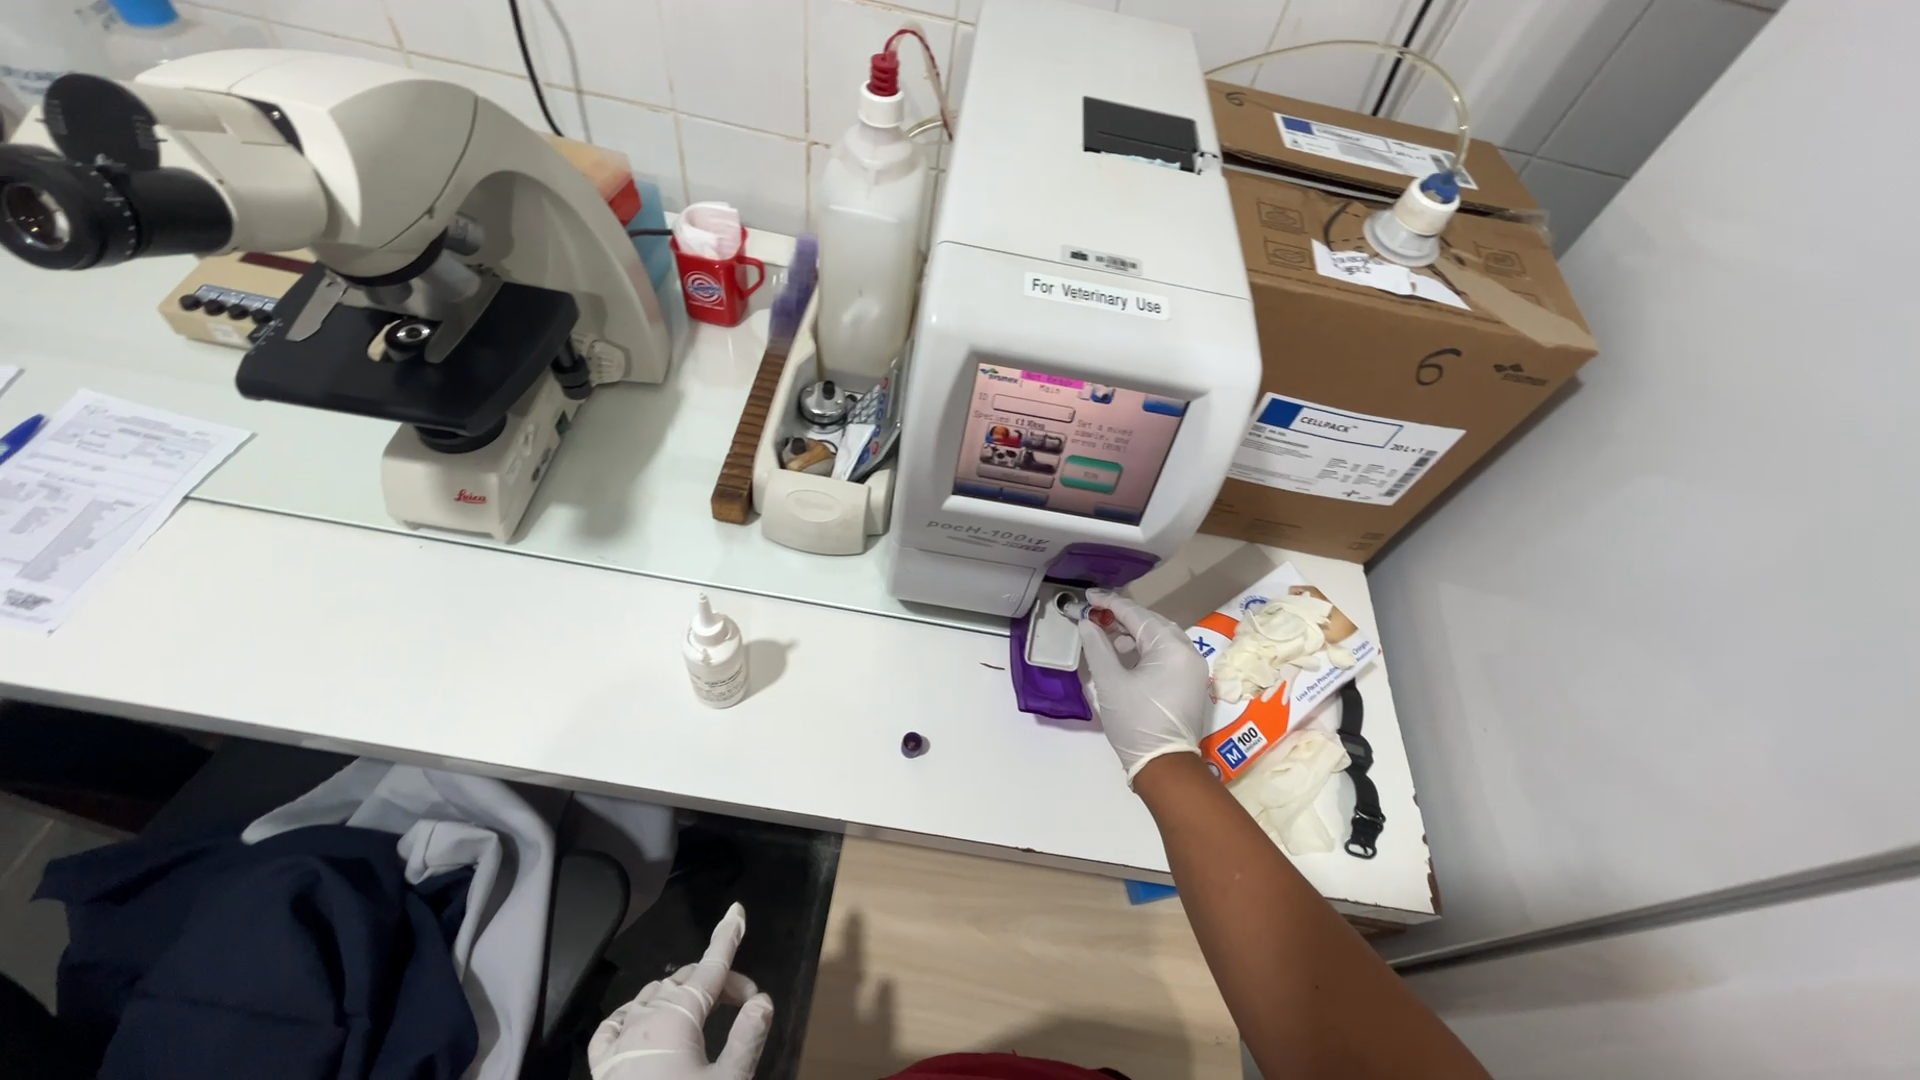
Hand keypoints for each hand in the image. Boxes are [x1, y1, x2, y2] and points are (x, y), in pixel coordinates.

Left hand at [588, 903, 774, 1079]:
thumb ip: (747, 1038)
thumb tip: (762, 1001)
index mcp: (678, 1017)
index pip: (711, 966)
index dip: (727, 938)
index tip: (737, 911)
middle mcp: (646, 1018)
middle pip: (688, 980)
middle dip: (719, 982)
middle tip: (746, 1005)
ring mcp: (619, 1041)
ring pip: (654, 996)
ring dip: (684, 995)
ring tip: (707, 1018)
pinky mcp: (601, 1065)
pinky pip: (618, 1022)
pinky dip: (639, 1013)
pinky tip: (648, 1022)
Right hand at [1077, 591, 1210, 781]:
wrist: (1164, 766)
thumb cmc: (1135, 722)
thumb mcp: (1110, 682)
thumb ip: (1097, 647)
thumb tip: (1087, 624)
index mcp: (1172, 648)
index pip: (1137, 615)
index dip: (1110, 604)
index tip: (1088, 597)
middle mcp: (1188, 652)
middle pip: (1152, 623)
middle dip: (1123, 618)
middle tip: (1095, 616)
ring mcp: (1193, 669)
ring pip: (1161, 639)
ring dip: (1134, 635)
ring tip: (1108, 639)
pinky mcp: (1190, 684)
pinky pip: (1167, 655)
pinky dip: (1146, 651)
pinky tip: (1126, 657)